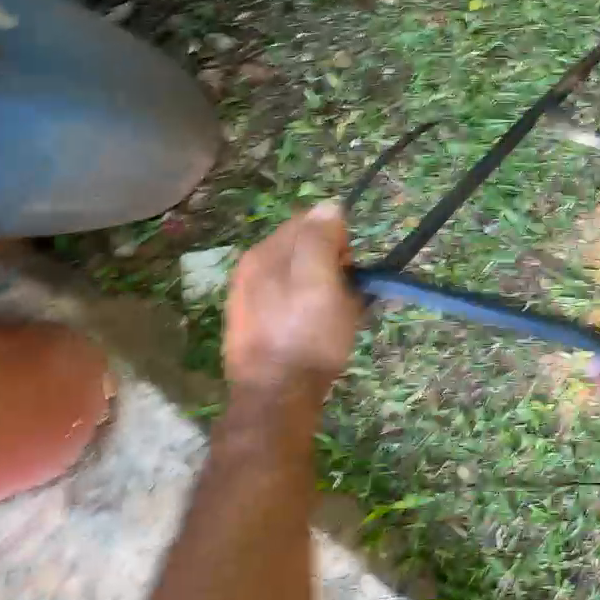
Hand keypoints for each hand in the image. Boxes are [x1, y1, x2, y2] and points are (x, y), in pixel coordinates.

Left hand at [223, 202, 363, 395]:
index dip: (338, 239)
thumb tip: (329, 206)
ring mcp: (249, 296)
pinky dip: (310, 301)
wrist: (277, 393)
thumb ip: (321, 239)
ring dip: (324, 283)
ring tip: (336, 311)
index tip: (350, 266)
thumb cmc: (307, 335)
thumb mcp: (322, 282)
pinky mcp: (255, 321)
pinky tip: (318, 324)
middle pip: (304, 246)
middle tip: (346, 291)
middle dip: (332, 261)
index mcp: (264, 254)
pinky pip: (292, 295)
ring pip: (300, 272)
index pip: (309, 221)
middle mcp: (250, 269)